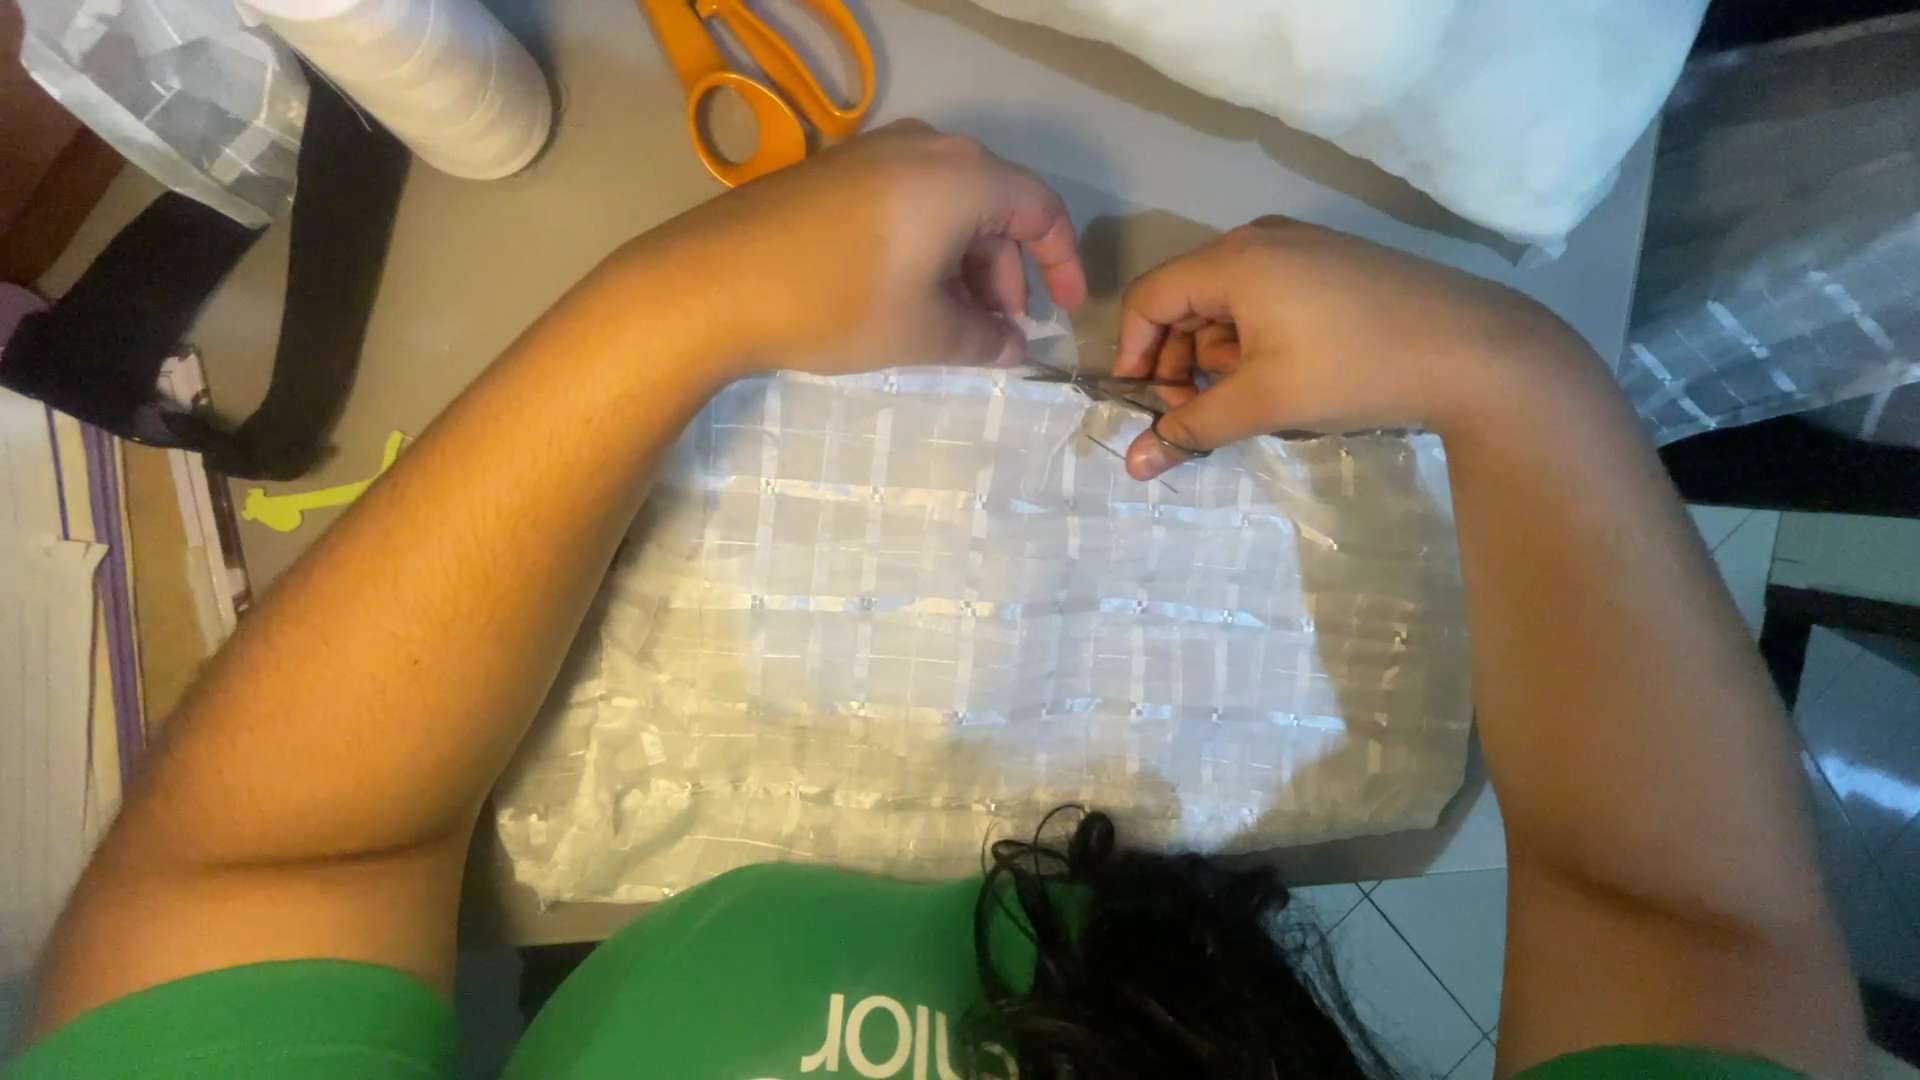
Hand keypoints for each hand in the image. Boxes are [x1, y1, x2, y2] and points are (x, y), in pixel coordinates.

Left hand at [618, 120, 1086, 377]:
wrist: (714, 283)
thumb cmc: (839, 305)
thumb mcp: (925, 333)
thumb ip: (983, 340)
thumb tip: (1013, 349)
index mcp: (962, 177)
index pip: (1040, 209)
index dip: (1063, 264)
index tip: (1065, 313)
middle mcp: (925, 148)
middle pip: (994, 209)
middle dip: (1006, 277)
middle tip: (996, 335)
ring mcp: (875, 154)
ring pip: (948, 210)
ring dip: (965, 270)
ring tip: (953, 328)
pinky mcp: (837, 174)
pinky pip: (908, 208)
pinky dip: (927, 254)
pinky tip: (909, 299)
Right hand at [1111, 216, 1592, 479]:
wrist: (1481, 352)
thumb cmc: (1354, 369)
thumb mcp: (1262, 403)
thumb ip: (1189, 431)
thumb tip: (1132, 466)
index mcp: (1235, 260)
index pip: (1149, 299)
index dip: (1132, 354)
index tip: (1143, 405)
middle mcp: (1260, 240)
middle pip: (1183, 300)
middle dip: (1173, 361)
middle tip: (1192, 412)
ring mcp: (1300, 249)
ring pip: (1223, 305)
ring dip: (1211, 357)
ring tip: (1236, 400)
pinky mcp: (1330, 267)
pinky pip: (1261, 300)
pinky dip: (1248, 341)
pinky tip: (1273, 376)